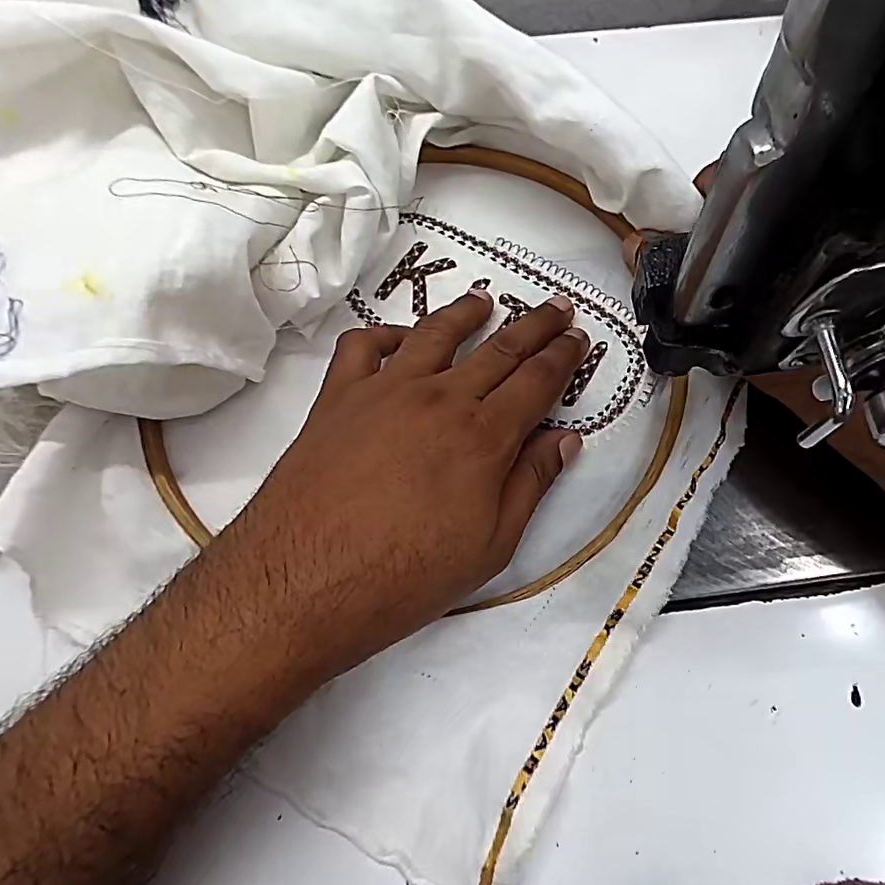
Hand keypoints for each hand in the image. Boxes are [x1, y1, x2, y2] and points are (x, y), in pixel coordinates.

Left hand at [200, 286, 589, 675]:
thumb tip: (563, 440)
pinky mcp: (338, 398)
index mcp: (483, 437)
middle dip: (534, 325)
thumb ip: (530, 485)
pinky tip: (400, 339)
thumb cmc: (406, 576)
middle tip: (556, 306)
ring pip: (434, 335)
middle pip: (498, 350)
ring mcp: (384, 392)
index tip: (577, 337)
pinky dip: (386, 334)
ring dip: (465, 314)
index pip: (536, 382)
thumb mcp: (490, 546)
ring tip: (484, 301)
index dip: (562, 356)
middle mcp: (438, 400)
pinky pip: (364, 347)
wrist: (306, 582)